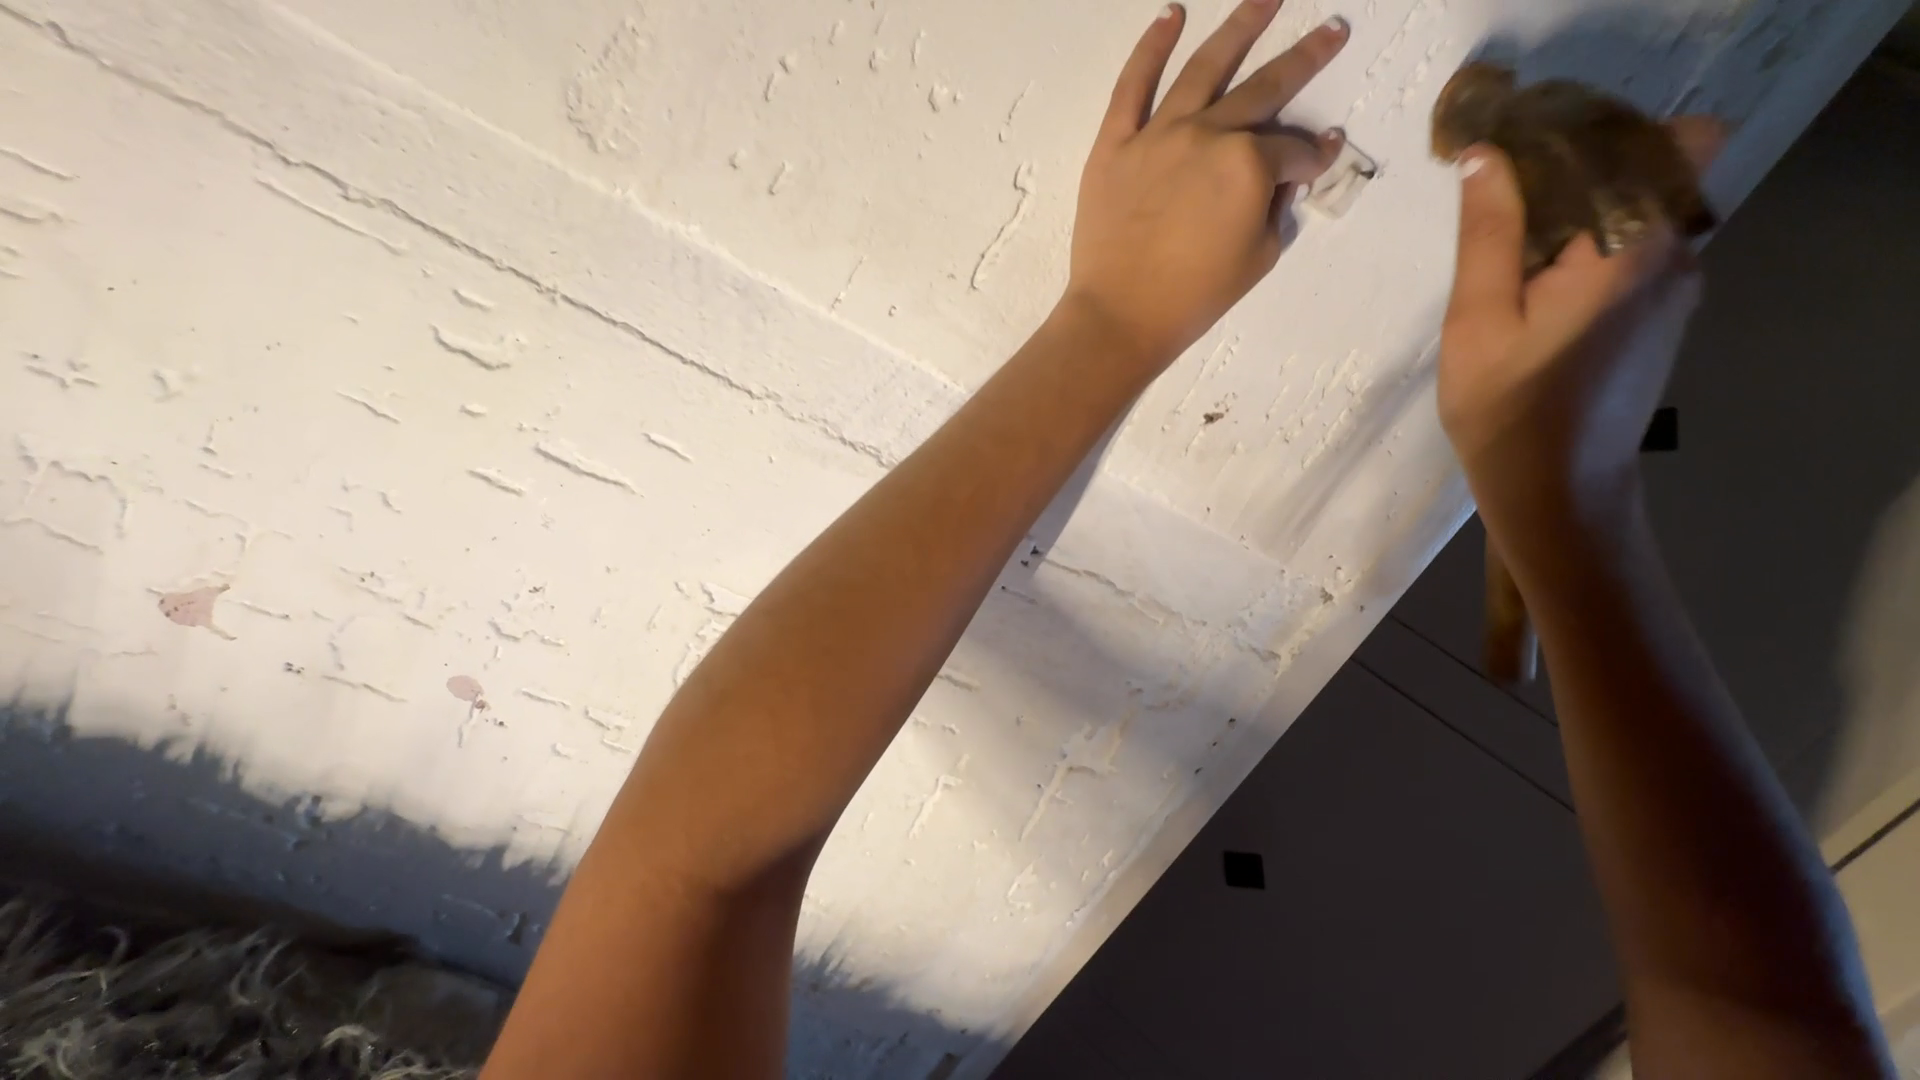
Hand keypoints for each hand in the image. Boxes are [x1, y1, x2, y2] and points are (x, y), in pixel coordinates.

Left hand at [1063, 0, 1349, 368]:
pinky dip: (1150, 48)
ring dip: (1239, 27)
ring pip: (1204, 69)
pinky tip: (1171, 15)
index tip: (1317, 162)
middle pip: (1264, 89)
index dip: (1311, 158)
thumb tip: (1285, 176)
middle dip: (1305, 59)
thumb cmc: (1193, 297)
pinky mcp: (1115, 145)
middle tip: (1332, 31)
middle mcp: (1207, 135)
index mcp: (1248, 166)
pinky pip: (1131, 86)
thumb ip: (1276, 207)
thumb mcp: (1259, 258)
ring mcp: (1157, 135)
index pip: (1292, 150)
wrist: (1120, 315)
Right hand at [1437, 118, 1724, 523]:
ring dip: (1582, 212)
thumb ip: (1489, 234)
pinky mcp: (1663, 315)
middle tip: (1502, 203)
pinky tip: (1534, 286)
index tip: (1523, 163)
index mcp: (1633, 249)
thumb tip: (1485, 158)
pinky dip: (1590, 247)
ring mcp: (1678, 288)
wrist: (1557, 494)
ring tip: (1509, 248)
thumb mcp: (1478, 321)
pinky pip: (1636, 250)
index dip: (1597, 137)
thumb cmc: (1509, 412)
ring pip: (1644, 210)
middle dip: (1580, 172)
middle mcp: (1676, 256)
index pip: (1658, 141)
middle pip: (1654, 169)